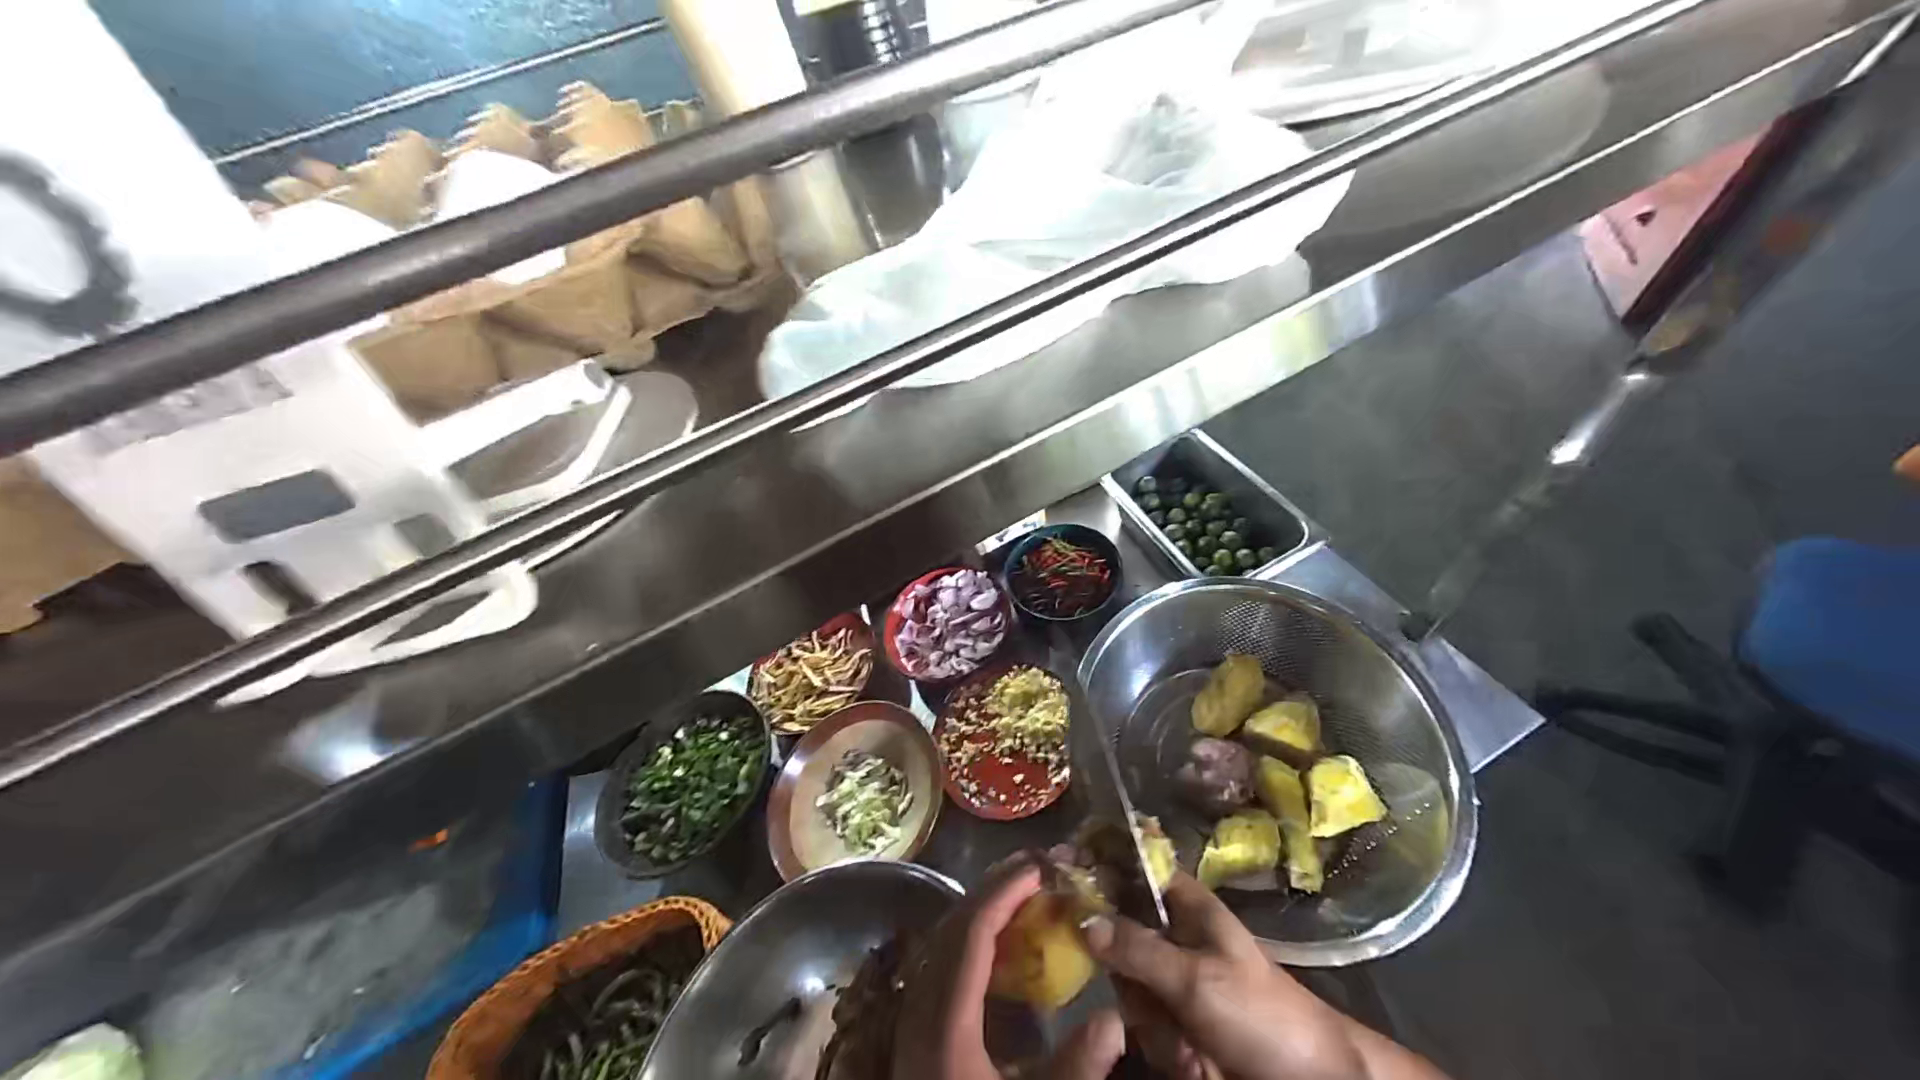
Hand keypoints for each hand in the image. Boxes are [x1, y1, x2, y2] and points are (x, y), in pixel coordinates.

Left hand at [894, 860, 1126, 1079]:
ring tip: (1022, 893)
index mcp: (946, 1021)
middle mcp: (921, 1007)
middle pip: (953, 926)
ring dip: (982, 910)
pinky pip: (943, 962)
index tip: (1038, 869)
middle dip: (994, 890)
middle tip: (1036, 869)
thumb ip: (1075, 1070)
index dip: (1005, 894)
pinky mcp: (919, 1029)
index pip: (972, 933)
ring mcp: (915, 1017)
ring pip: (944, 941)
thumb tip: (1117, 1021)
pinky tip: (1000, 944)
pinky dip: (973, 938)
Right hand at [1082, 874, 1449, 1079]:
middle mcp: (1173, 936)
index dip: (1096, 862)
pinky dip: (1163, 1048)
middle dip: (1124, 973)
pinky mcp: (1176, 1025)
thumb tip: (1081, 918)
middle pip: (1116, 932)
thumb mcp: (1197, 978)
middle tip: (1146, 1000)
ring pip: (1126, 985)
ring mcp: (1173, 983)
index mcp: (1185, 905)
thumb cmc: (1261, 1015)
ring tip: (1192, 1048)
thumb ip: (1136, 947)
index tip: (1056, 864)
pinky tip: (1194, 1064)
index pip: (1130, 867)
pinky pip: (1143, 1025)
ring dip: (1153, 1023)